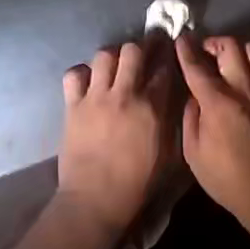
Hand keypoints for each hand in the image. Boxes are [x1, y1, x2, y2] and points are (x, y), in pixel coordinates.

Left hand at [57, 41, 174, 233]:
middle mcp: (125, 94)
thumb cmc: (137, 183)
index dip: (167, 57)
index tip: (167, 55)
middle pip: (133, 50)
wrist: (95, 199)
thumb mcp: (169, 155)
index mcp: (152, 107)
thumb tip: (175, 101)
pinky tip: (88, 82)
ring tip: (114, 68)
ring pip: (104, 55)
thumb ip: (173, 122)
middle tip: (141, 56)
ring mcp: (96, 97)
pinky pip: (74, 74)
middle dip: (140, 49)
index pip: (164, 67)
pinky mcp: (73, 105)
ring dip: (112, 58)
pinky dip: (81, 74)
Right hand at [175, 35, 249, 222]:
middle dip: (214, 42)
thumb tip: (194, 96)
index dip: (186, 49)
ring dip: (239, 50)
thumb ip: (190, 116)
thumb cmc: (224, 176)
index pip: (197, 66)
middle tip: (203, 51)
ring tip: (228, 60)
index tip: (180, 38)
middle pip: (231, 47)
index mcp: (217, 102)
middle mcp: (243, 89)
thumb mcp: (192, 151)